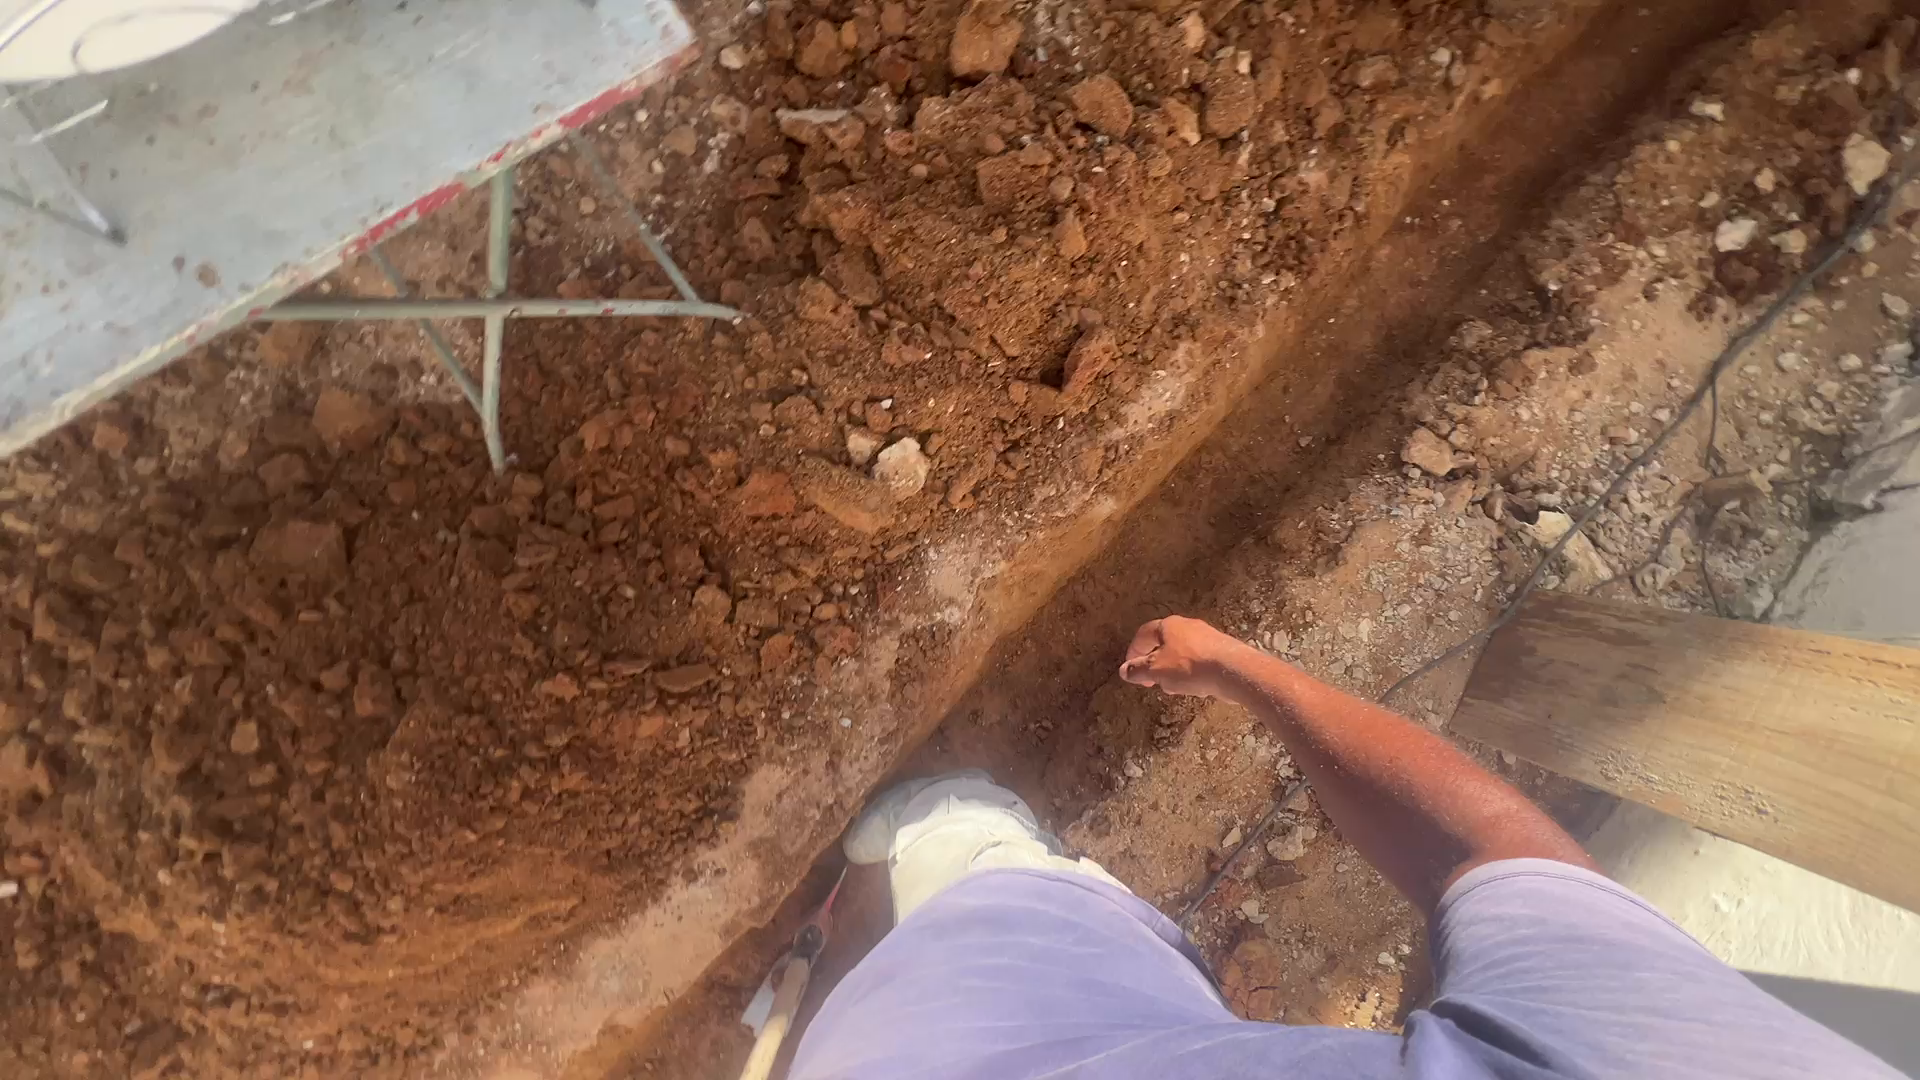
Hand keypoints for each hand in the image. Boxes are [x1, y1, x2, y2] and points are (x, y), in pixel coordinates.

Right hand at [1118, 616, 1246, 699]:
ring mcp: (1206, 636)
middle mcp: (1186, 625)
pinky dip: (1191, 672)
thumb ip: (1137, 670)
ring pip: (1181, 653)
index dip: (1132, 653)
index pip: (1142, 635)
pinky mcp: (1221, 649)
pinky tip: (1195, 686)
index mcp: (1167, 625)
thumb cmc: (1189, 666)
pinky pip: (1198, 660)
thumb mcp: (1156, 671)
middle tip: (1152, 681)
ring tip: (1173, 687)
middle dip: (1155, 664)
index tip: (1131, 671)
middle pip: (1162, 643)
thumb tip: (1124, 671)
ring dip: (1173, 669)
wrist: (1233, 670)